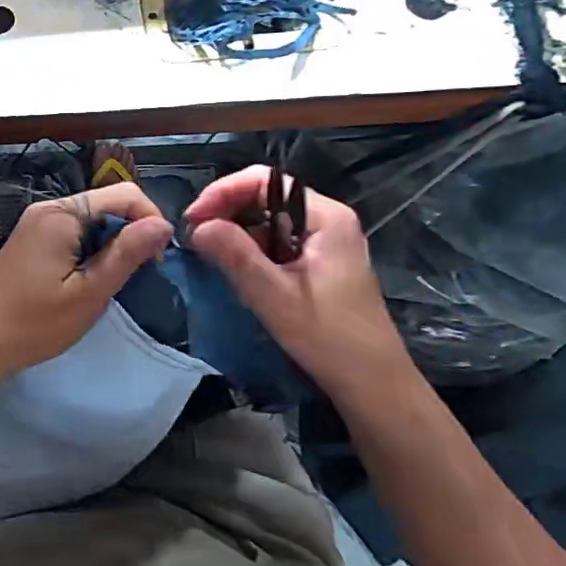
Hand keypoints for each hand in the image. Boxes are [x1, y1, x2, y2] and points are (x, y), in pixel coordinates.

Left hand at [0, 182, 172, 383]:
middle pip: (107, 204)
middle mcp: (49, 208)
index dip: (149, 219)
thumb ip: (126, 254)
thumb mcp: (88, 293)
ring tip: (112, 282)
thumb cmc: (34, 322)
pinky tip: (89, 280)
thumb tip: (163, 224)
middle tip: (136, 276)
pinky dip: (91, 250)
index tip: (159, 259)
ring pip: (92, 220)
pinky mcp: (33, 240)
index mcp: (62, 213)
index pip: (124, 194)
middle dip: (130, 233)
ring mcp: (37, 223)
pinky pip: (74, 233)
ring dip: (111, 245)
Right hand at [184, 165, 410, 393]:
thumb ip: (235, 256)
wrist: (372, 384)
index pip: (265, 181)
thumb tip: (197, 226)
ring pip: (267, 220)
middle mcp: (326, 220)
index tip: (193, 219)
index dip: (224, 192)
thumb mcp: (275, 297)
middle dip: (226, 212)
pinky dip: (250, 251)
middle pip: (265, 197)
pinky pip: (275, 242)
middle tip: (194, 238)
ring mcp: (323, 242)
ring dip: (235, 233)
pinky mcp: (317, 263)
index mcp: (325, 217)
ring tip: (208, 255)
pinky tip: (234, 272)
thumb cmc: (329, 338)